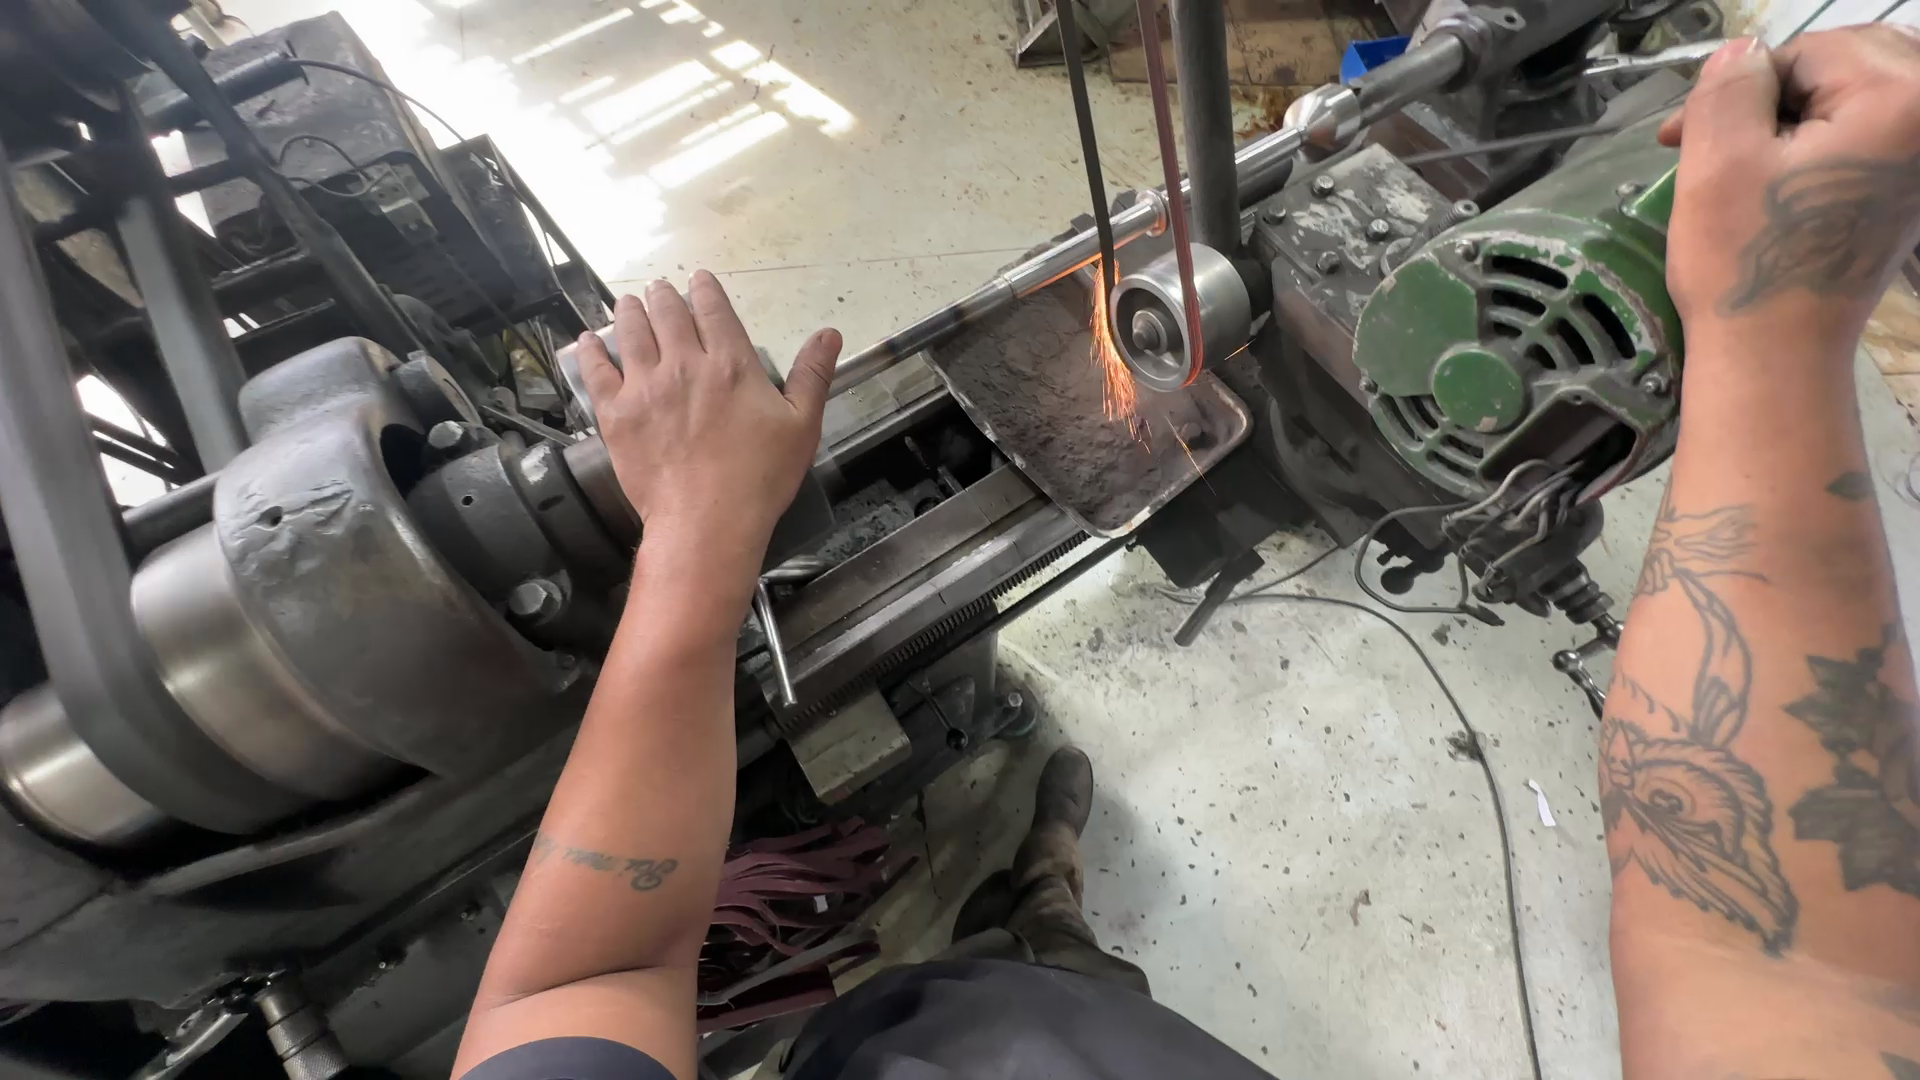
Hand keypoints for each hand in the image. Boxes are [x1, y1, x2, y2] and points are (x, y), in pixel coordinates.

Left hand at [575, 273, 841, 574]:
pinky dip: (590, 351)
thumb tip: (830, 335)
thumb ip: (812, 376)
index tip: (699, 279)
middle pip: (667, 313)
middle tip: (659, 288)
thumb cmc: (761, 476)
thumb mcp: (802, 425)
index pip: (713, 310)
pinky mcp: (616, 414)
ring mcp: (645, 387)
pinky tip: (587, 341)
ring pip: (630, 332)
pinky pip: (596, 371)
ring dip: (629, 311)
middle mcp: (684, 363)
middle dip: (664, 295)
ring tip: (627, 303)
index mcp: (731, 364)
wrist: (709, 519)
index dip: (705, 289)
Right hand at [1659, 26, 1919, 354]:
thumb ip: (1727, 96)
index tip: (1675, 136)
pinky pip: (1864, 141)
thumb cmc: (1742, 257)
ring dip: (1785, 125)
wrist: (1773, 345)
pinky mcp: (1907, 192)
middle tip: (1700, 148)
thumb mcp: (1716, 168)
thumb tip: (1736, 53)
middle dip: (1767, 100)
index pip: (1813, 49)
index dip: (1736, 86)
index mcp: (1903, 95)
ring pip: (1854, 103)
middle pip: (1847, 66)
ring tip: (1732, 170)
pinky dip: (1810, 152)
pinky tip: (1768, 189)